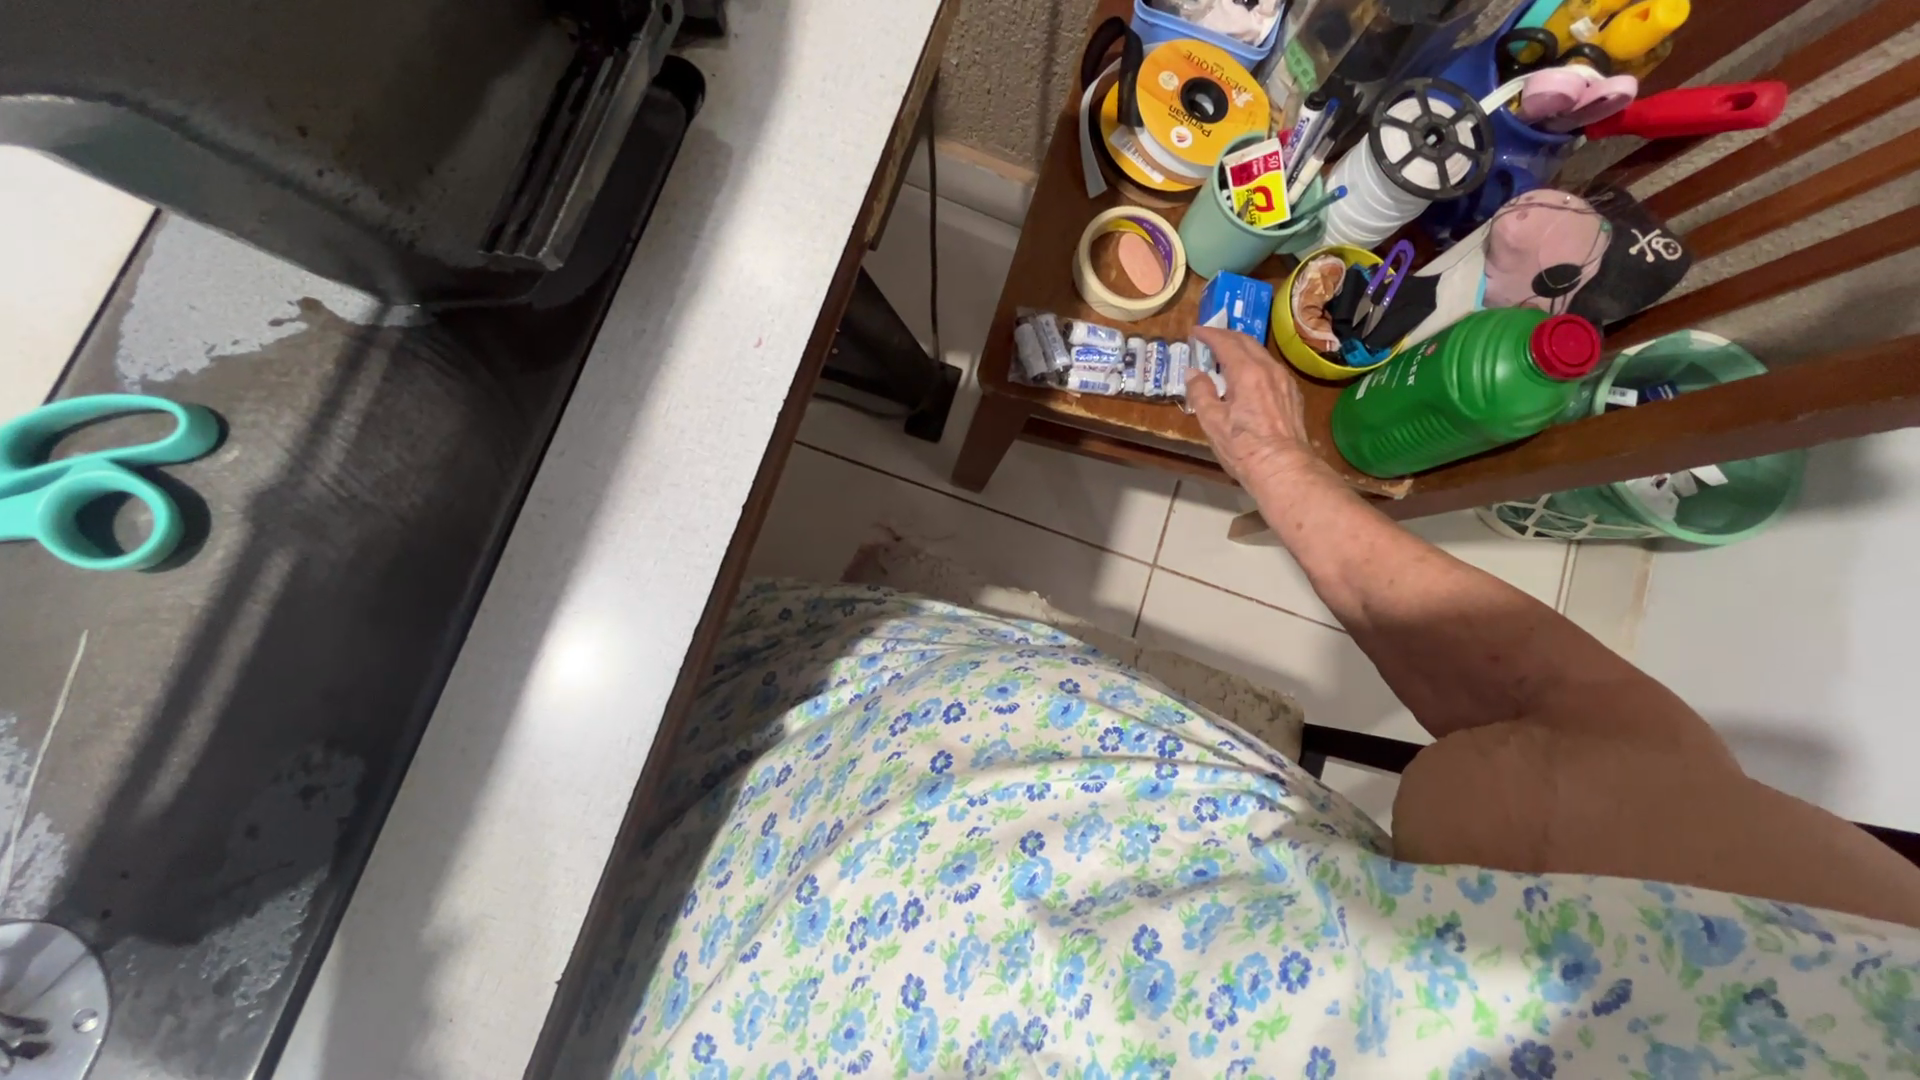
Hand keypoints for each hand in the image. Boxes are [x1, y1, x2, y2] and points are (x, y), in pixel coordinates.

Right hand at [1184, 327, 1329, 486]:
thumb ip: (1200, 392)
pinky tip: (1248, 376)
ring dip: (1242, 349)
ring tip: (1227, 355)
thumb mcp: (1212, 421)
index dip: (1210, 335)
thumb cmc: (1243, 446)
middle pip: (1247, 342)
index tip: (1196, 331)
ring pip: (1261, 355)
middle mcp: (1269, 370)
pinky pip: (1271, 369)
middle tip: (1210, 337)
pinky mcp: (1292, 395)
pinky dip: (1255, 364)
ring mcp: (1284, 382)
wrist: (1282, 467)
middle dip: (1227, 336)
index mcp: (1247, 372)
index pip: (1226, 343)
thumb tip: (1193, 373)